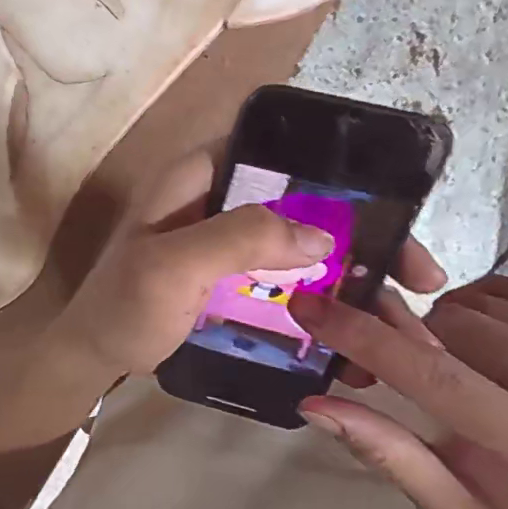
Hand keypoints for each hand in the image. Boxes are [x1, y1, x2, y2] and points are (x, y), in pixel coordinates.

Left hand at [48, 147, 446, 380]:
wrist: (92, 359)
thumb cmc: (121, 308)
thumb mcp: (170, 267)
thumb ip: (238, 239)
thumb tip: (324, 234)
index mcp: (198, 178)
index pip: (279, 149)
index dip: (339, 169)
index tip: (393, 206)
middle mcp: (218, 201)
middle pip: (305, 202)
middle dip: (364, 237)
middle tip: (415, 278)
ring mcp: (226, 243)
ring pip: (302, 246)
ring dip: (350, 278)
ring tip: (398, 323)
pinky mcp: (231, 280)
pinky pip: (286, 282)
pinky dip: (320, 304)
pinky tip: (354, 342)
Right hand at [292, 276, 507, 508]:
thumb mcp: (451, 500)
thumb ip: (385, 450)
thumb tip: (313, 404)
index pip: (437, 378)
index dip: (364, 337)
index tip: (310, 305)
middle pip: (454, 326)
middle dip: (419, 337)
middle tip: (418, 364)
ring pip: (480, 301)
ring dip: (453, 325)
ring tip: (471, 363)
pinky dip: (489, 309)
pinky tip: (506, 347)